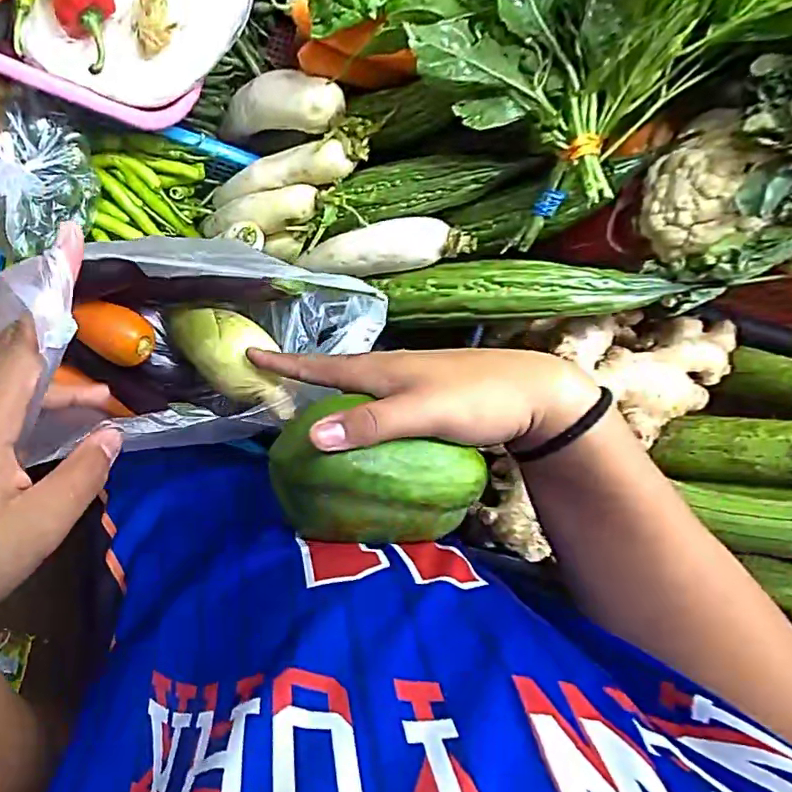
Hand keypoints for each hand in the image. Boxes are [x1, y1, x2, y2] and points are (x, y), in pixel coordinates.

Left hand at [0, 322, 122, 652]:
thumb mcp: (38, 529)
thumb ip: (81, 476)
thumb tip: (112, 433)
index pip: (24, 341)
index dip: (54, 293)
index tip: (73, 243)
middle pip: (4, 352)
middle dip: (51, 339)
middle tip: (94, 346)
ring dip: (40, 381)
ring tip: (91, 403)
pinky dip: (18, 404)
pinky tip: (41, 432)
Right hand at [249, 347, 599, 450]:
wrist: (538, 394)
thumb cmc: (478, 398)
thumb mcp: (420, 413)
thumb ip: (369, 424)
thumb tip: (311, 438)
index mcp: (381, 368)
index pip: (321, 365)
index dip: (286, 363)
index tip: (252, 353)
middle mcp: (390, 369)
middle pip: (335, 369)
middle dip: (301, 372)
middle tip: (273, 377)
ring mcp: (409, 381)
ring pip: (357, 383)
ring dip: (329, 387)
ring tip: (308, 400)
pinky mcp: (425, 396)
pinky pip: (376, 399)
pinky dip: (356, 405)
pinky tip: (361, 422)